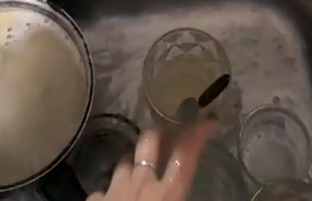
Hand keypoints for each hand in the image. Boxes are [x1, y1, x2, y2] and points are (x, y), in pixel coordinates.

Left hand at [87, 119, 218, 200]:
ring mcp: (112, 190)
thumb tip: (184, 194)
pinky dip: (110, 192)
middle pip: (149, 141)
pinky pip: (102, 189)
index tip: (209, 119)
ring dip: (133, 163)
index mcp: (167, 195)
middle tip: (167, 137)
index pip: (186, 152)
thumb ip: (180, 198)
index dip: (199, 131)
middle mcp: (139, 184)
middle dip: (159, 134)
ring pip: (124, 161)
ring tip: (139, 170)